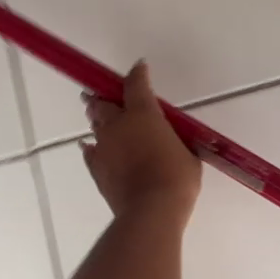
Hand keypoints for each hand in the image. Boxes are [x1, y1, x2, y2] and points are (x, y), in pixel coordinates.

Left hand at [81, 62, 201, 221]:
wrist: (151, 210)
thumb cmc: (177, 178)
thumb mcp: (188, 155)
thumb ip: (175, 142)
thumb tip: (169, 141)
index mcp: (143, 114)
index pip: (136, 84)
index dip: (138, 74)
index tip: (139, 68)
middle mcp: (118, 124)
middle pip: (105, 103)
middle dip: (106, 97)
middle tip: (106, 96)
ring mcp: (103, 146)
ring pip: (95, 125)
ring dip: (99, 119)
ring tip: (100, 118)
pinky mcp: (96, 168)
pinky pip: (91, 151)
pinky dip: (93, 148)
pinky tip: (94, 149)